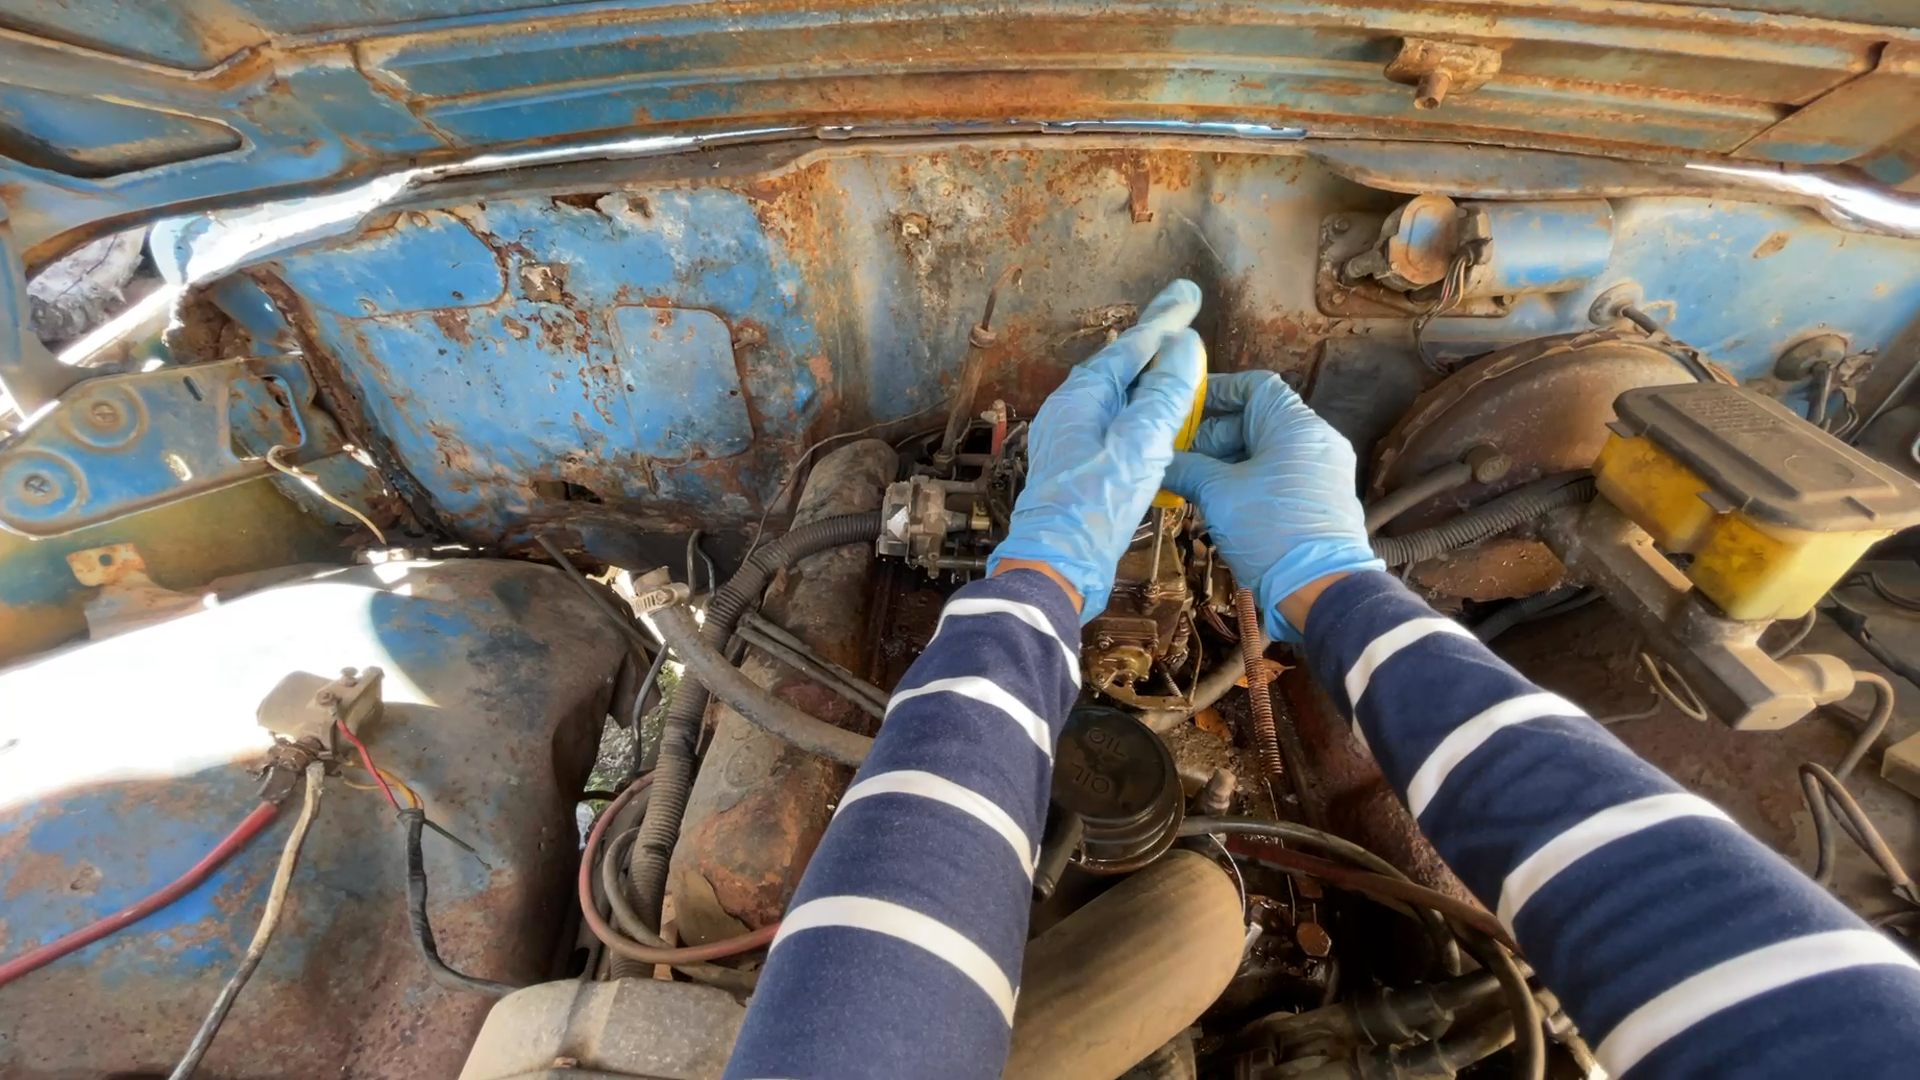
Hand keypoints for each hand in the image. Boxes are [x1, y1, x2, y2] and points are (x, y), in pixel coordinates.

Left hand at [987, 280, 1205, 621]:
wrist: (1057, 565)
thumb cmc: (1094, 506)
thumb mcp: (1138, 444)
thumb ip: (1163, 393)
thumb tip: (1183, 346)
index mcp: (1080, 398)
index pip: (1129, 347)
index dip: (1163, 321)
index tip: (1189, 295)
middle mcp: (1070, 411)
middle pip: (1119, 365)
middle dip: (1154, 340)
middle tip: (1184, 313)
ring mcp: (1072, 439)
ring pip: (1116, 394)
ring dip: (1146, 374)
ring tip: (1172, 355)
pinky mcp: (1079, 465)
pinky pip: (1114, 422)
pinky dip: (1139, 409)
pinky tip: (1153, 415)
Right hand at [1162, 370, 1383, 640]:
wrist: (1321, 588)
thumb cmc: (1269, 529)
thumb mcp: (1218, 494)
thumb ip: (1186, 469)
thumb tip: (1157, 462)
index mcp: (1295, 426)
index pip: (1255, 386)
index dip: (1217, 391)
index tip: (1183, 407)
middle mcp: (1314, 440)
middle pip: (1255, 420)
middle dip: (1211, 435)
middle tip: (1176, 455)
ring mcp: (1320, 470)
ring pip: (1263, 450)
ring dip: (1223, 461)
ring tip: (1189, 481)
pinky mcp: (1318, 498)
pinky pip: (1276, 474)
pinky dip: (1244, 479)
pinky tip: (1215, 500)